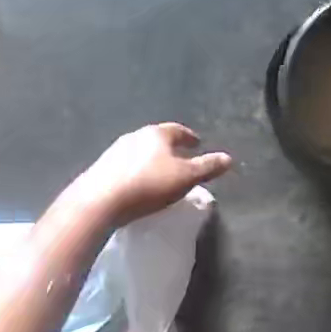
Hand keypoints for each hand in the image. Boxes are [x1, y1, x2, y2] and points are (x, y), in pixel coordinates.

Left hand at [69, 123, 232, 224]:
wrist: (101, 200)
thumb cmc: (150, 185)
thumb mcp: (186, 178)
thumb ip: (207, 167)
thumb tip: (228, 158)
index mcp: (157, 134)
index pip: (178, 130)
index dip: (190, 137)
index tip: (197, 143)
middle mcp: (135, 136)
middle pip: (157, 140)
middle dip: (171, 148)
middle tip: (182, 158)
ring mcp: (115, 151)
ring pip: (141, 152)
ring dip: (154, 160)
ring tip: (163, 174)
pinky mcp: (103, 168)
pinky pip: (128, 166)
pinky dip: (139, 171)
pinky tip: (142, 184)